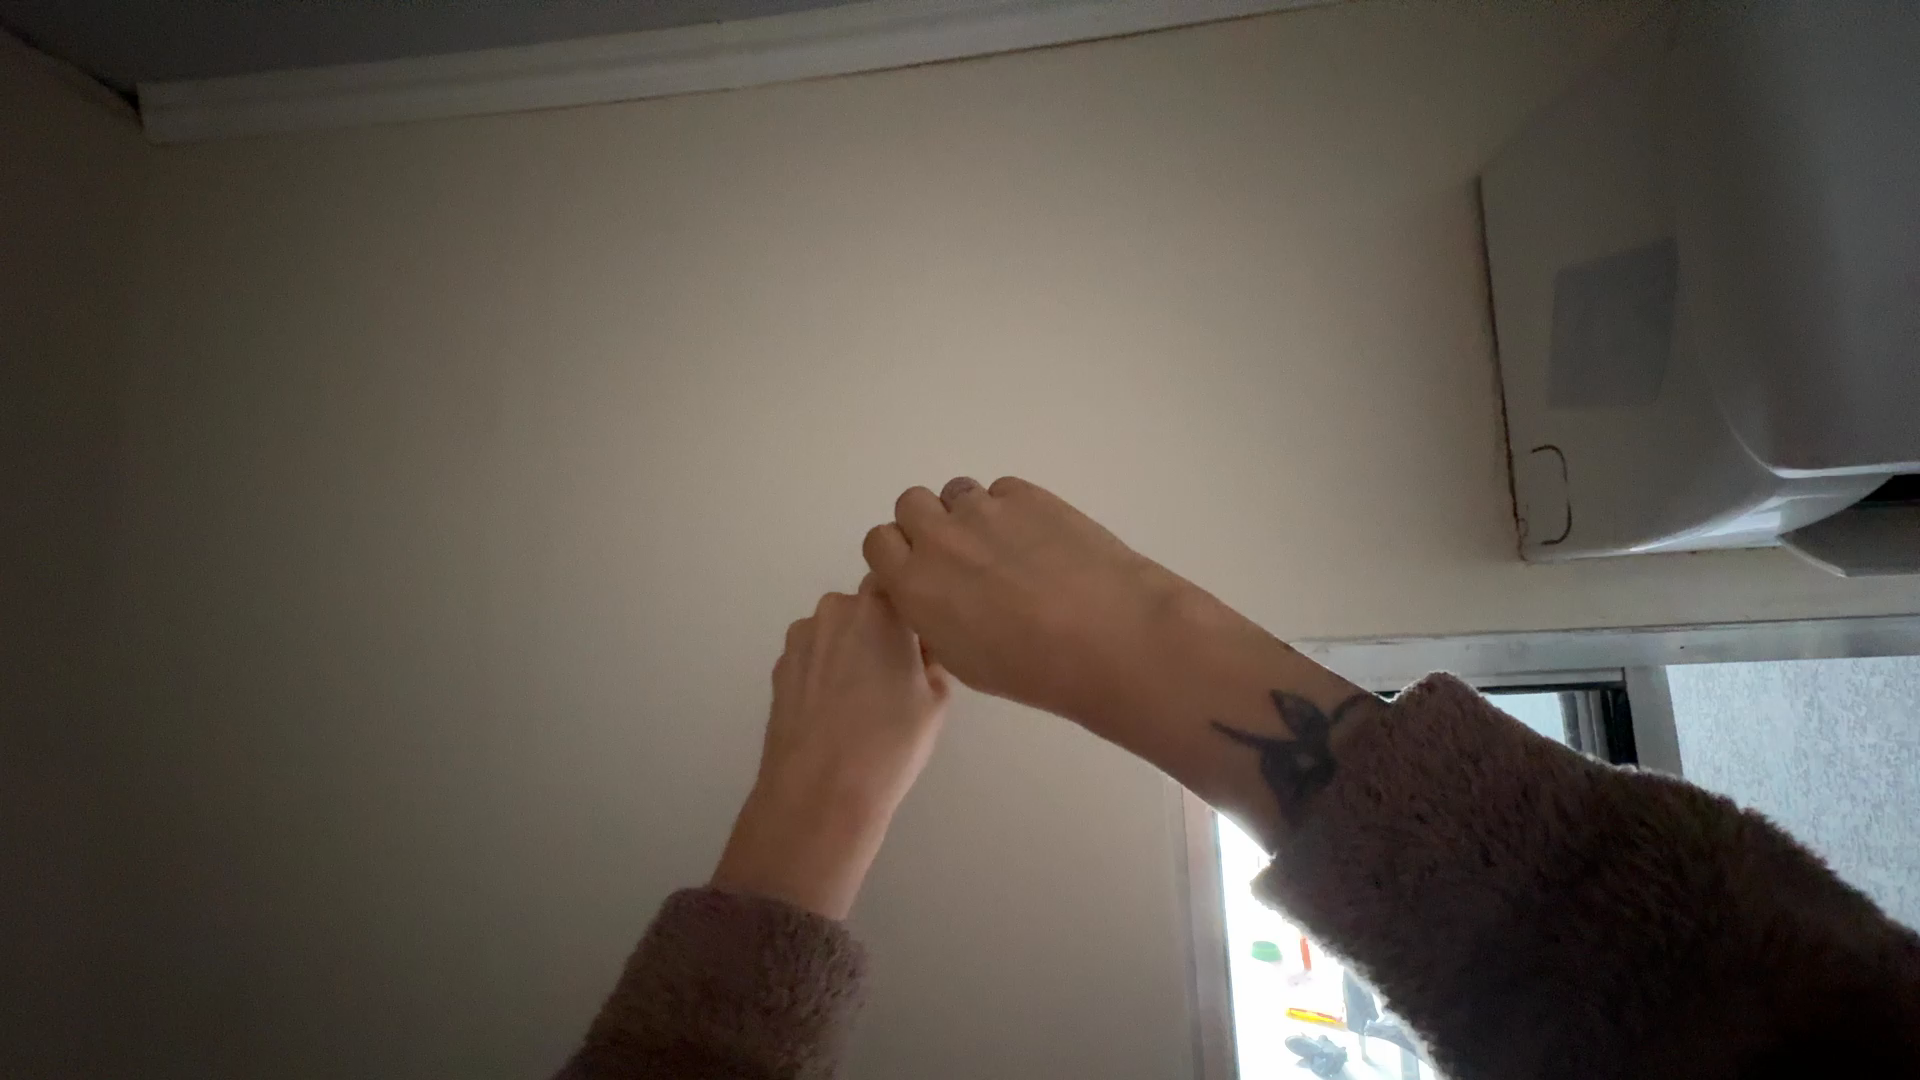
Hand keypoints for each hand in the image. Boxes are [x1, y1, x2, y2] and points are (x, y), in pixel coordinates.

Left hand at [711, 578, 950, 918]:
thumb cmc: (890, 742)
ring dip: (849, 649)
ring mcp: (801, 638)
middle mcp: (835, 610)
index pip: (897, 579)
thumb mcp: (937, 699)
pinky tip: (834, 712)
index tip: (920, 636)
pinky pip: (813, 656)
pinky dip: (825, 672)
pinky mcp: (778, 667)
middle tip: (897, 674)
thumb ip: (933, 659)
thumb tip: (920, 650)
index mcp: (880, 608)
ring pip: (836, 631)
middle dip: (880, 628)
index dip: (909, 604)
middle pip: (865, 605)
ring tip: (861, 700)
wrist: (819, 792)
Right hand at [862, 476, 1371, 852]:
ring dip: (970, 514)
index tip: (919, 568)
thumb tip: (937, 593)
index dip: (898, 553)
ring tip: (1008, 546)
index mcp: (913, 583)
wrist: (1107, 637)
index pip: (877, 542)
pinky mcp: (1026, 493)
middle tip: (962, 554)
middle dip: (928, 524)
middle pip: (910, 504)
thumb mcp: (962, 657)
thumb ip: (933, 613)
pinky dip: (1011, 509)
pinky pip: (1001, 490)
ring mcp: (983, 509)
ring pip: (957, 492)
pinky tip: (1041, 539)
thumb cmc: (1032, 668)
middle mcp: (938, 537)